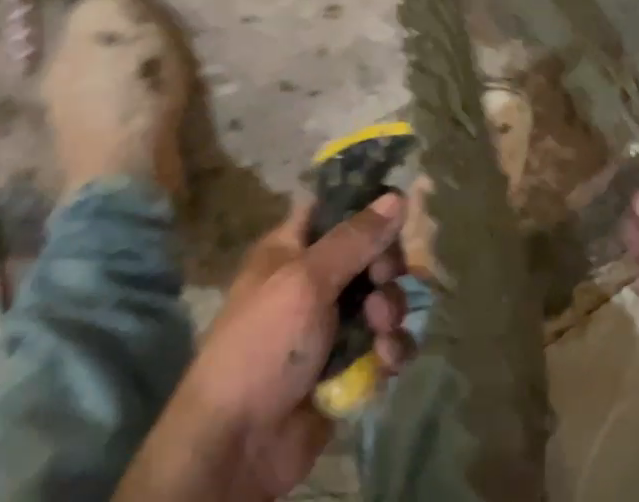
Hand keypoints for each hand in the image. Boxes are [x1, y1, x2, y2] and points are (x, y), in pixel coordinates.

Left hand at [166, 194, 413, 500]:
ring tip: (380, 331)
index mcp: (291, 250)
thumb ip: (354, 239)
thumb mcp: (305, 281)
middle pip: (370, 255)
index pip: (335, 210)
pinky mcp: (349, 365)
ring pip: (384, 300)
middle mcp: (314, 282)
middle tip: (382, 282)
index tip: (398, 212)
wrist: (240, 441)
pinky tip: (386, 361)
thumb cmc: (263, 344)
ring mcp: (333, 326)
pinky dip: (392, 349)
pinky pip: (386, 344)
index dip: (367, 208)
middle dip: (386, 268)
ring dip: (391, 312)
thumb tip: (396, 196)